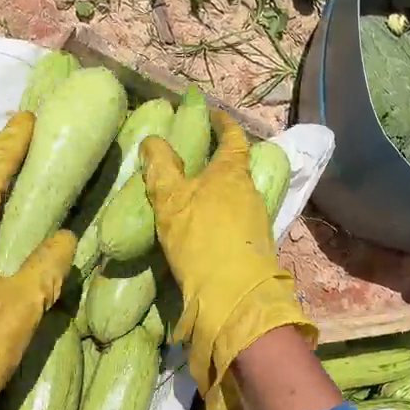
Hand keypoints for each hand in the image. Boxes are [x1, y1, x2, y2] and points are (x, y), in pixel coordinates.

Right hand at [140, 111, 314, 409]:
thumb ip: (161, 168)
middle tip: (193, 159)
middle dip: (216, 161)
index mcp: (232, 172)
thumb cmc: (201, 238)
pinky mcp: (253, 246)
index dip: (222, 123)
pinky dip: (218, 218)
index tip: (212, 113)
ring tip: (191, 196)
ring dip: (216, 192)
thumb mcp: (171, 199)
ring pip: (235, 196)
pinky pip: (234, 222)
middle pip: (235, 168)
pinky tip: (200, 231)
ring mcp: (255, 220)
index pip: (232, 137)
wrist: (233, 296)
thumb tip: (153, 140)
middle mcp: (250, 191)